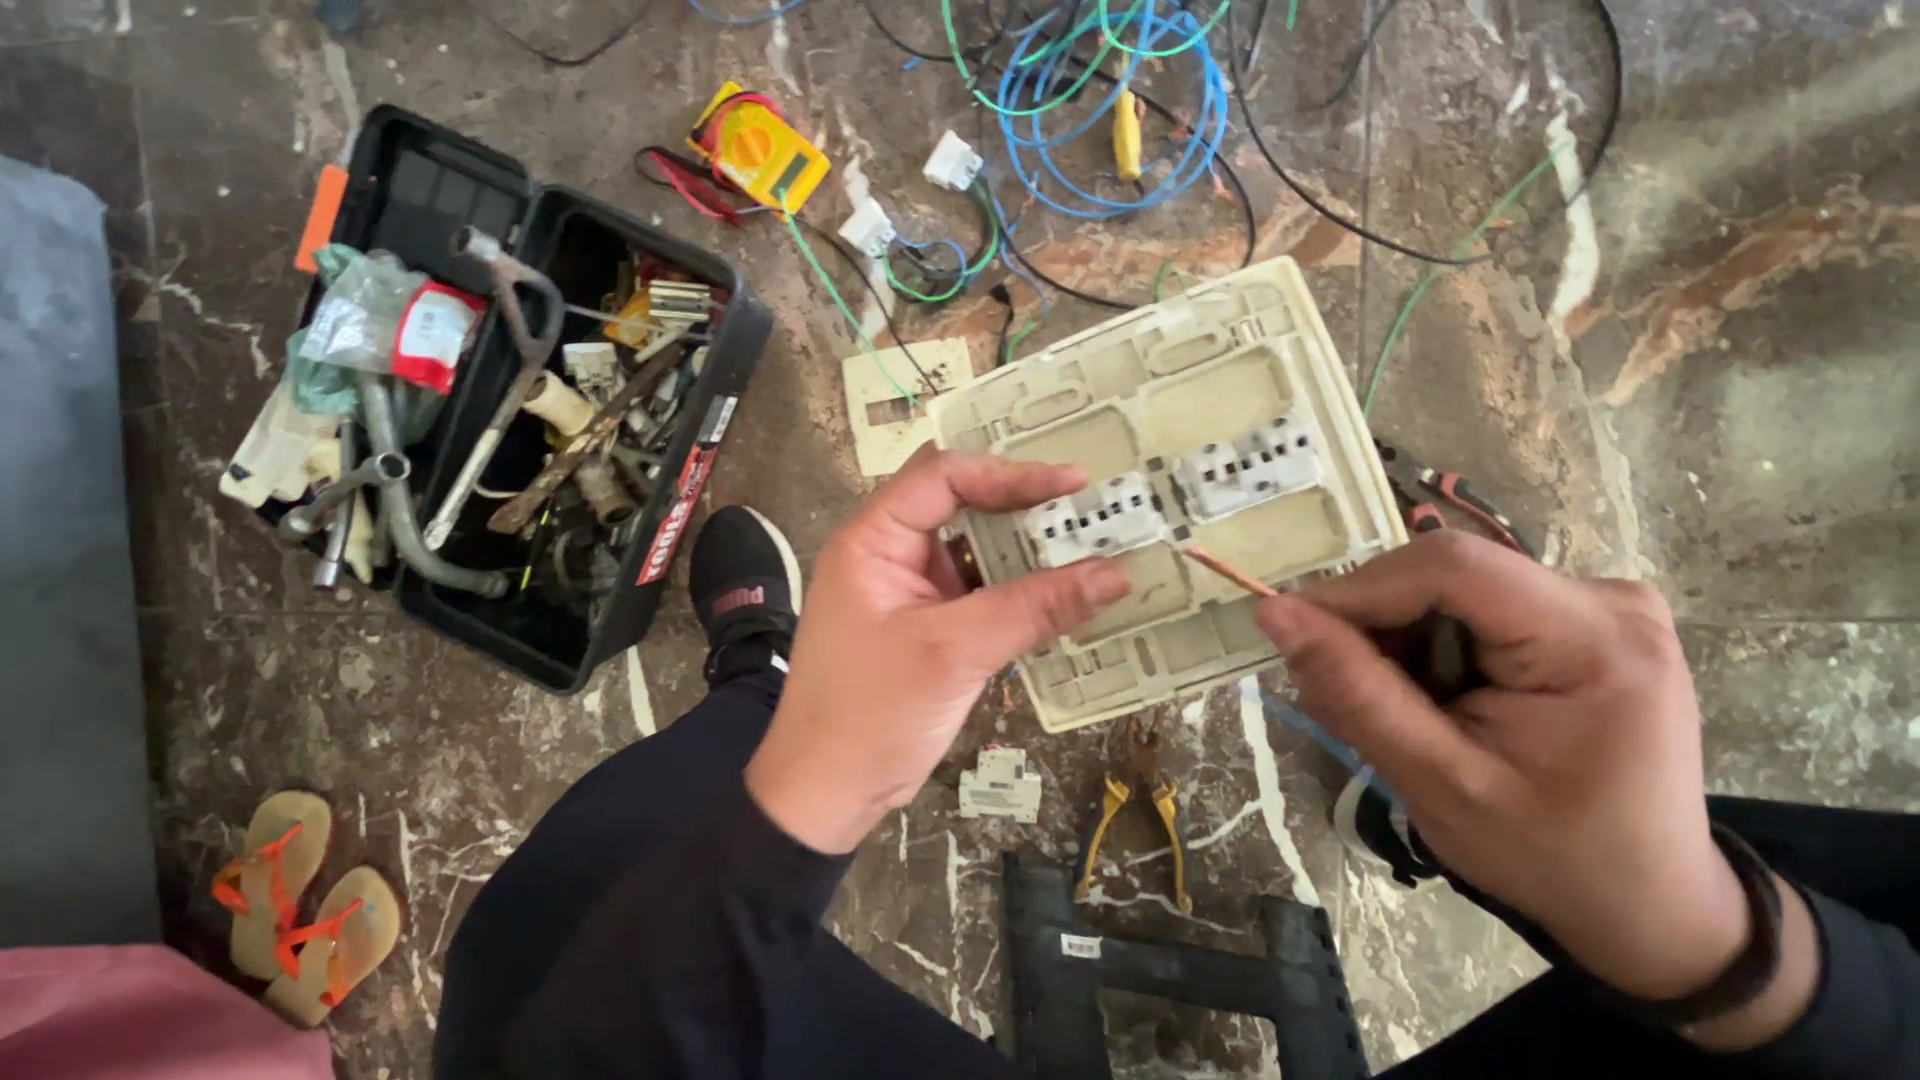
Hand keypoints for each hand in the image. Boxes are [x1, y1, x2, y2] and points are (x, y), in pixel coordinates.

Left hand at [745, 448, 1130, 853]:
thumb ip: (1033, 609)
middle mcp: (888, 554)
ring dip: (1026, 550)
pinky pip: (979, 592)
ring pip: (974, 550)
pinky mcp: (927, 626)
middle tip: (1086, 510)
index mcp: (871, 540)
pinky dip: (1017, 590)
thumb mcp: (953, 654)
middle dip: (1023, 505)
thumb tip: (1116, 574)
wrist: (826, 794)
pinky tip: (1062, 594)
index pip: (944, 477)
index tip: (1072, 483)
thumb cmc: (871, 715)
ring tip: (1088, 547)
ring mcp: (909, 591)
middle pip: (961, 504)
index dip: (1010, 473)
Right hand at [1255, 532, 1747, 1002]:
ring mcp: (1598, 604)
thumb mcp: (1437, 783)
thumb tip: (1274, 612)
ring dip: (1398, 637)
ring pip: (1449, 586)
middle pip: (1446, 573)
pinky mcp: (1579, 618)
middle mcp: (1606, 598)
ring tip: (1392, 709)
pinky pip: (1470, 604)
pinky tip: (1431, 698)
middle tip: (1341, 692)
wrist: (1644, 904)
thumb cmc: (1547, 856)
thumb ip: (1353, 693)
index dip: (1357, 589)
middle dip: (1377, 623)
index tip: (1292, 633)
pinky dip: (1427, 644)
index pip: (1451, 568)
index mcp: (1596, 640)